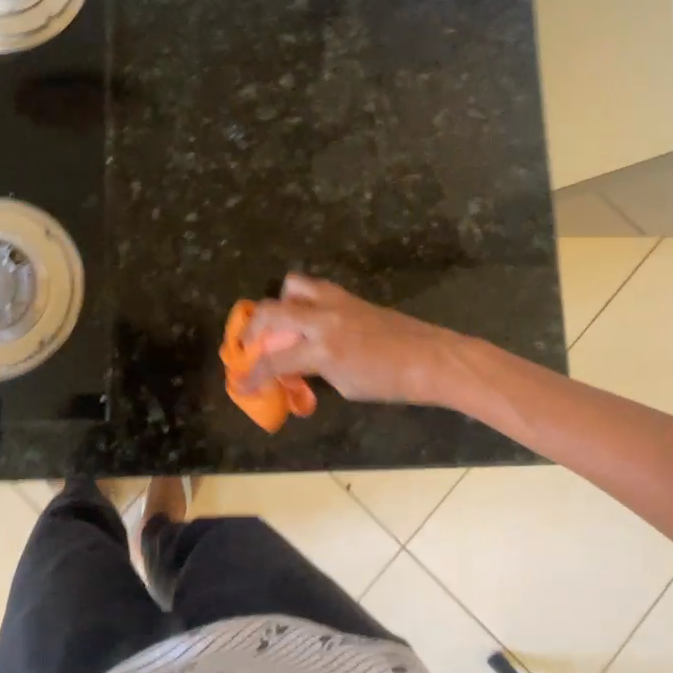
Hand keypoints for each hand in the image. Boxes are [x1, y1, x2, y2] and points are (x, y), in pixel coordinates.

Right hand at [242, 273, 466, 405]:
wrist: (432, 359)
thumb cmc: (392, 383)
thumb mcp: (345, 386)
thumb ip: (315, 372)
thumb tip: (298, 367)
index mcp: (322, 349)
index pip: (274, 360)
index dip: (252, 374)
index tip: (240, 382)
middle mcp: (323, 319)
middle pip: (271, 312)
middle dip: (252, 328)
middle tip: (248, 344)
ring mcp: (337, 302)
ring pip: (292, 286)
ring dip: (280, 304)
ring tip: (284, 324)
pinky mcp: (350, 297)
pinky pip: (315, 289)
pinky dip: (303, 301)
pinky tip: (311, 321)